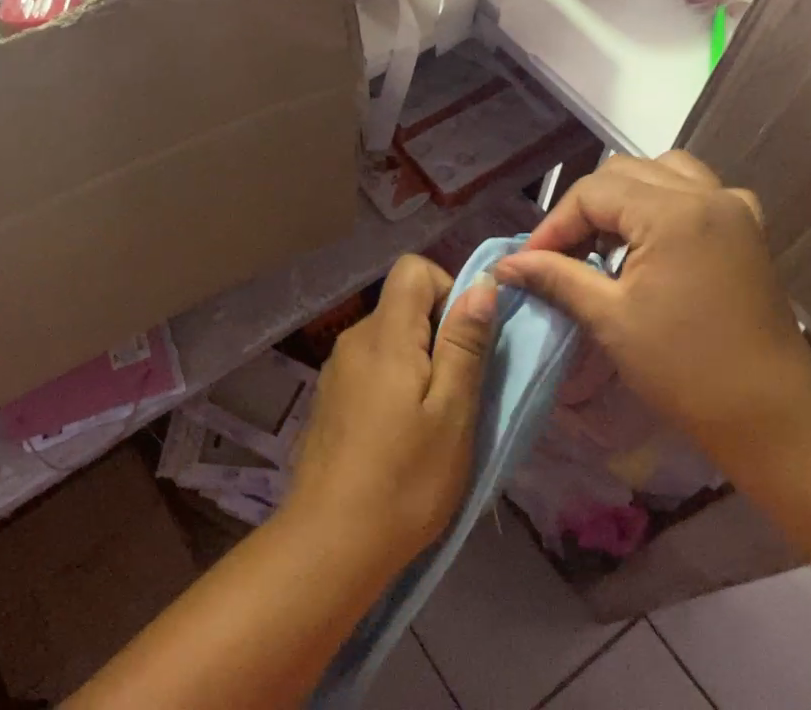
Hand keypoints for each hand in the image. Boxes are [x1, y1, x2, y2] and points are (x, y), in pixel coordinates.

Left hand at [286, 255, 497, 568]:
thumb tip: (482, 283)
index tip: (466, 342)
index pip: (412, 269)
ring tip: (434, 422)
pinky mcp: (329, 402)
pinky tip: (401, 438)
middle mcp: (353, 341)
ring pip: (388, 342)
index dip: (448, 290)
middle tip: (460, 393)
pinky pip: (370, 371)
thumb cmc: (407, 478)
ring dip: (418, 365)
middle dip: (439, 334)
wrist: (332, 541)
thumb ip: (464, 343)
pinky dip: (394, 387)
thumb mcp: (453, 412)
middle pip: (402, 306)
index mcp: (384, 335)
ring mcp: (335, 373)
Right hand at [492, 153, 810, 455]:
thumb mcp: (609, 318)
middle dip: (584, 210)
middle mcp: (708, 194)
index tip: (528, 263)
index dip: (554, 225)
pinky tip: (651, 239)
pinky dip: (665, 203)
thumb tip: (507, 264)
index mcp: (674, 212)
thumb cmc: (683, 368)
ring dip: (624, 198)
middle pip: (624, 174)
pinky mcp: (747, 230)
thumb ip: (556, 277)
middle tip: (560, 256)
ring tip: (604, 242)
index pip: (593, 192)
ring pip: (662, 173)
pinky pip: (697, 191)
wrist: (768, 413)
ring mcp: (734, 209)